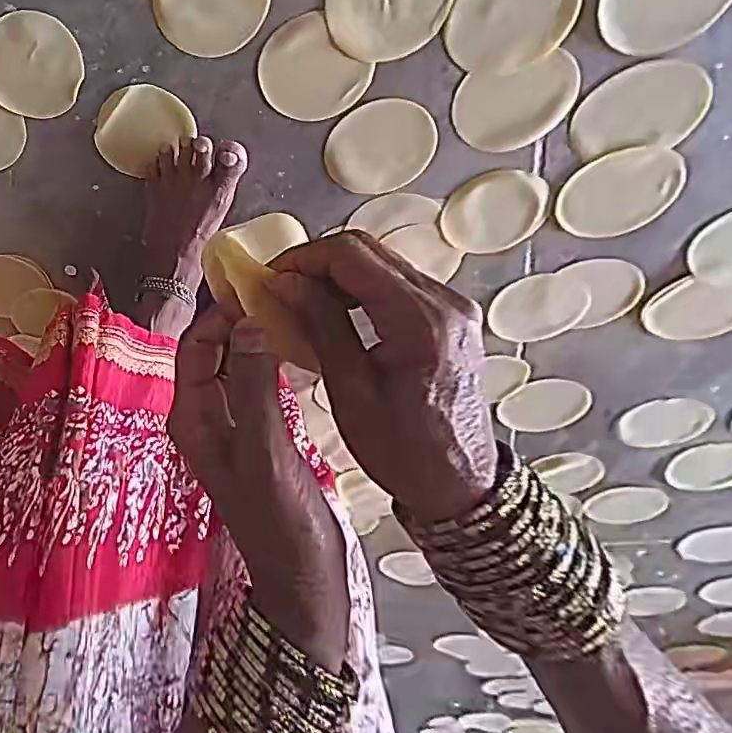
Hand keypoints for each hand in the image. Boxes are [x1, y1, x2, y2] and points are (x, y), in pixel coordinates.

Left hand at [170, 306, 349, 670]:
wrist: (307, 582)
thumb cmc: (283, 525)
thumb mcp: (266, 453)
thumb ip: (256, 388)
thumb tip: (251, 324)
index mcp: (193, 418)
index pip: (195, 347)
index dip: (220, 316)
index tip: (258, 291)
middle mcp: (206, 417)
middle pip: (214, 351)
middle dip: (238, 320)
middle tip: (280, 295)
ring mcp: (233, 425)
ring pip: (237, 364)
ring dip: (255, 337)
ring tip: (291, 312)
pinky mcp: (258, 433)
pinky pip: (257, 382)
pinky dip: (271, 359)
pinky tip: (298, 348)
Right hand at [269, 230, 497, 523]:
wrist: (459, 482)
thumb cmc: (402, 451)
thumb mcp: (350, 390)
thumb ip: (320, 324)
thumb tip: (286, 282)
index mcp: (420, 320)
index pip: (352, 255)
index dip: (304, 258)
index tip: (272, 277)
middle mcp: (444, 301)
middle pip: (369, 250)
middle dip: (318, 262)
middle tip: (282, 287)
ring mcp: (452, 305)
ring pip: (383, 261)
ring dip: (338, 273)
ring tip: (302, 299)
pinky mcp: (451, 314)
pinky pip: (398, 281)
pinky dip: (362, 287)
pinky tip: (336, 310)